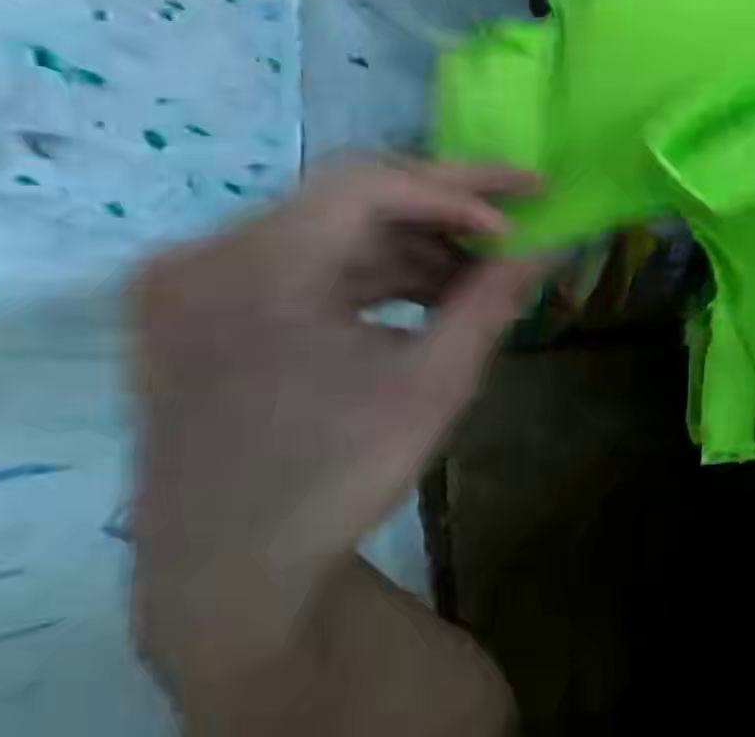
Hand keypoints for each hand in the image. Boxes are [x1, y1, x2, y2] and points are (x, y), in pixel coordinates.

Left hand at [128, 158, 543, 680]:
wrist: (230, 568)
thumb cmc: (338, 473)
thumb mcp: (437, 381)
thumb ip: (496, 299)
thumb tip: (555, 244)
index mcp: (254, 273)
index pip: (369, 186)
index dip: (459, 190)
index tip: (528, 212)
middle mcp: (208, 256)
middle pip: (350, 193)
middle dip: (447, 202)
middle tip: (522, 211)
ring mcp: (199, 279)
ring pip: (337, 224)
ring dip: (420, 240)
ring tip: (486, 269)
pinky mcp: (209, 303)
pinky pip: (312, 257)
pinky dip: (380, 266)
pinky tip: (432, 293)